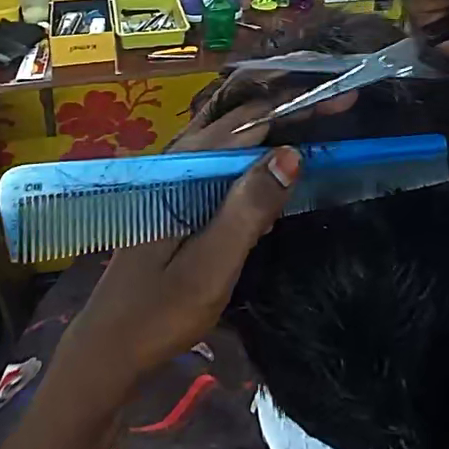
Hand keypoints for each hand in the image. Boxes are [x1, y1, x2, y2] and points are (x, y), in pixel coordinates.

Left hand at [56, 86, 357, 389]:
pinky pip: (223, 169)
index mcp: (180, 170)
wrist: (109, 349)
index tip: (339, 100)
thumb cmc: (158, 312)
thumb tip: (292, 152)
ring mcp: (175, 183)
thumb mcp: (210, 265)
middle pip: (239, 125)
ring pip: (231, 144)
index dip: (293, 107)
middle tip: (339, 110)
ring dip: (274, 134)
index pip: (245, 123)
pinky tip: (278, 177)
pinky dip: (255, 164)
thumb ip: (247, 209)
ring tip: (319, 129)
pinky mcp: (180, 203)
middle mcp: (176, 164)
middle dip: (288, 112)